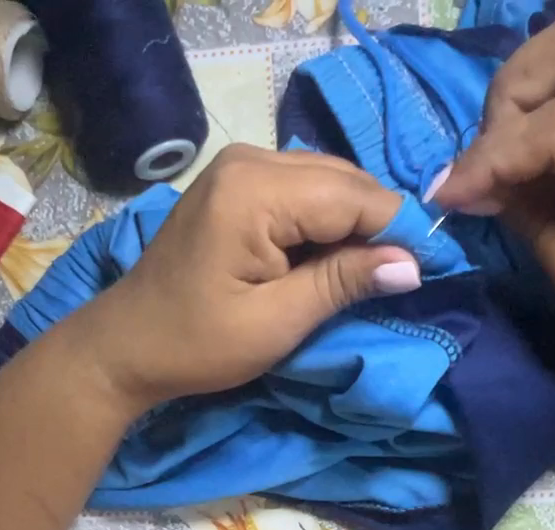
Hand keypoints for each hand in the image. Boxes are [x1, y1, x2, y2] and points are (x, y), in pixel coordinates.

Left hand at [61, 145, 417, 412]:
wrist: (125, 346)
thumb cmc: (196, 344)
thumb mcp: (276, 322)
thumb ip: (343, 284)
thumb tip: (413, 264)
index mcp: (256, 189)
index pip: (355, 197)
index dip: (398, 234)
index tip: (429, 273)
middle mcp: (250, 159)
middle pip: (344, 181)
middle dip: (378, 227)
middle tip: (403, 277)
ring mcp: (239, 167)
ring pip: (327, 183)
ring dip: (353, 225)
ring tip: (369, 273)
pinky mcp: (235, 184)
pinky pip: (301, 192)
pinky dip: (325, 223)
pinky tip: (330, 259)